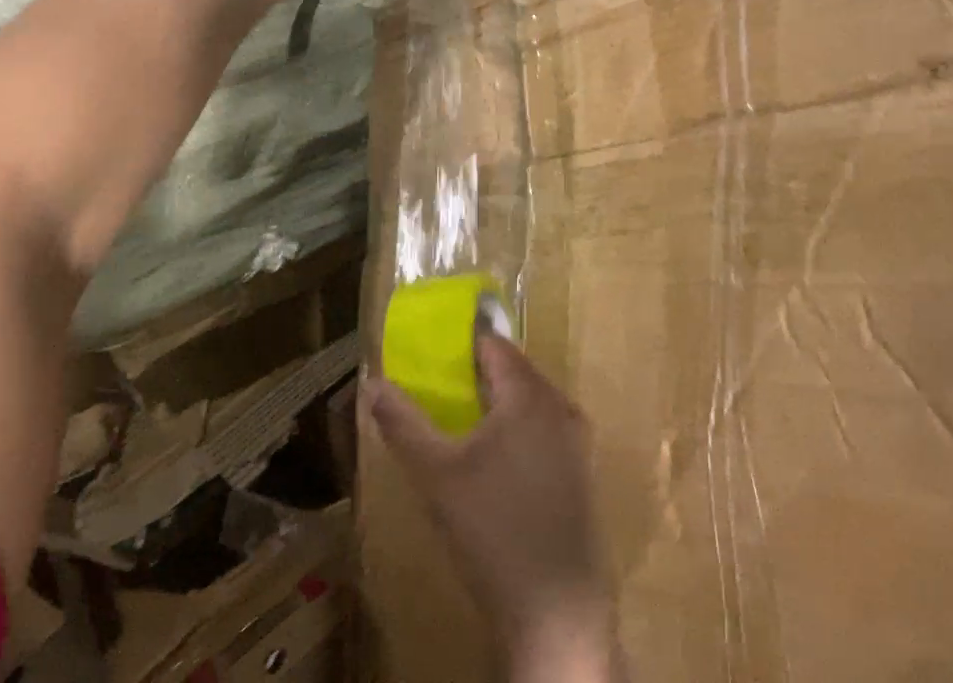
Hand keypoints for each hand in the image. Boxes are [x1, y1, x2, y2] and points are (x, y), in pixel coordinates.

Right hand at [367, 334, 615, 672]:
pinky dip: (512, 432)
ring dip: (493, 405)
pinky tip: (487, 462)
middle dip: (474, 373)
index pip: (495, 345)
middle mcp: (563, 412)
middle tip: (433, 385)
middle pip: (514, 374)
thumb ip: (401, 422)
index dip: (459, 340)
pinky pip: (542, 434)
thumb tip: (371, 383)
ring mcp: (578, 449)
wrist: (555, 612)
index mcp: (531, 398)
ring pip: (529, 406)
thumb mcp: (433, 472)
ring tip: (453, 420)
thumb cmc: (491, 528)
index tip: (427, 348)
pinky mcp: (581, 481)